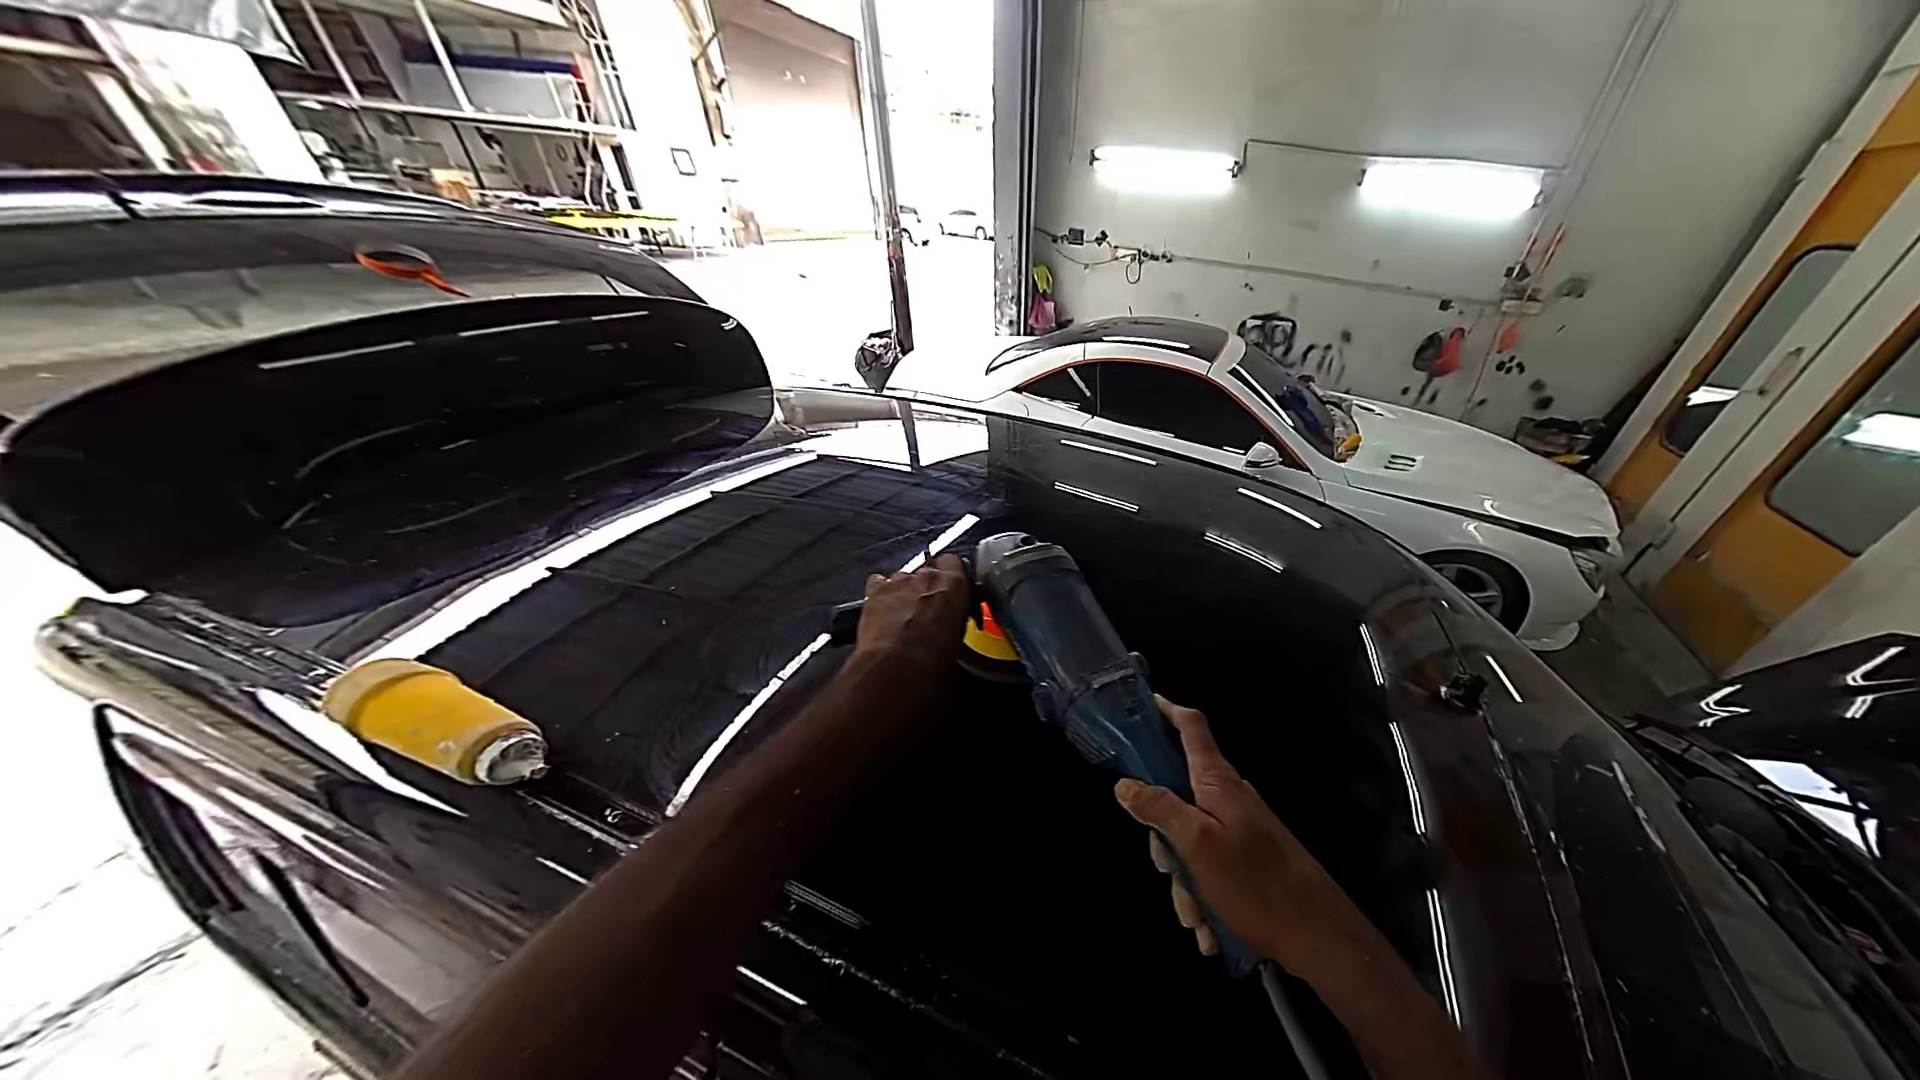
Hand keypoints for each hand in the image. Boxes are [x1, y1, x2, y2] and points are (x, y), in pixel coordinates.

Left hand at [853, 553, 970, 672]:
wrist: (896, 665)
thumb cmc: (930, 656)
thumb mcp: (959, 635)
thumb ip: (957, 613)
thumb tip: (953, 615)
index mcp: (953, 584)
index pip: (953, 562)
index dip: (950, 576)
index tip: (950, 590)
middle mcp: (926, 576)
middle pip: (927, 572)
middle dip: (927, 588)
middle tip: (927, 611)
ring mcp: (899, 580)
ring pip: (904, 578)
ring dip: (905, 593)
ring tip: (903, 618)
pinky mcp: (876, 589)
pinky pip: (879, 583)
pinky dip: (882, 594)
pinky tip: (883, 611)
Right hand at [1114, 696, 1377, 981]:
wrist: (1322, 939)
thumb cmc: (1256, 883)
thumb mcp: (1196, 844)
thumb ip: (1158, 808)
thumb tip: (1124, 784)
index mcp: (1217, 782)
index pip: (1191, 727)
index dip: (1167, 711)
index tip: (1143, 704)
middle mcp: (1228, 797)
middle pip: (1176, 793)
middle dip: (1163, 836)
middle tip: (1167, 869)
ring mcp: (1239, 828)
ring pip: (1188, 839)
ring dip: (1185, 880)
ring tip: (1197, 918)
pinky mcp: (1247, 858)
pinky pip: (1209, 867)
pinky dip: (1204, 896)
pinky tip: (1210, 930)